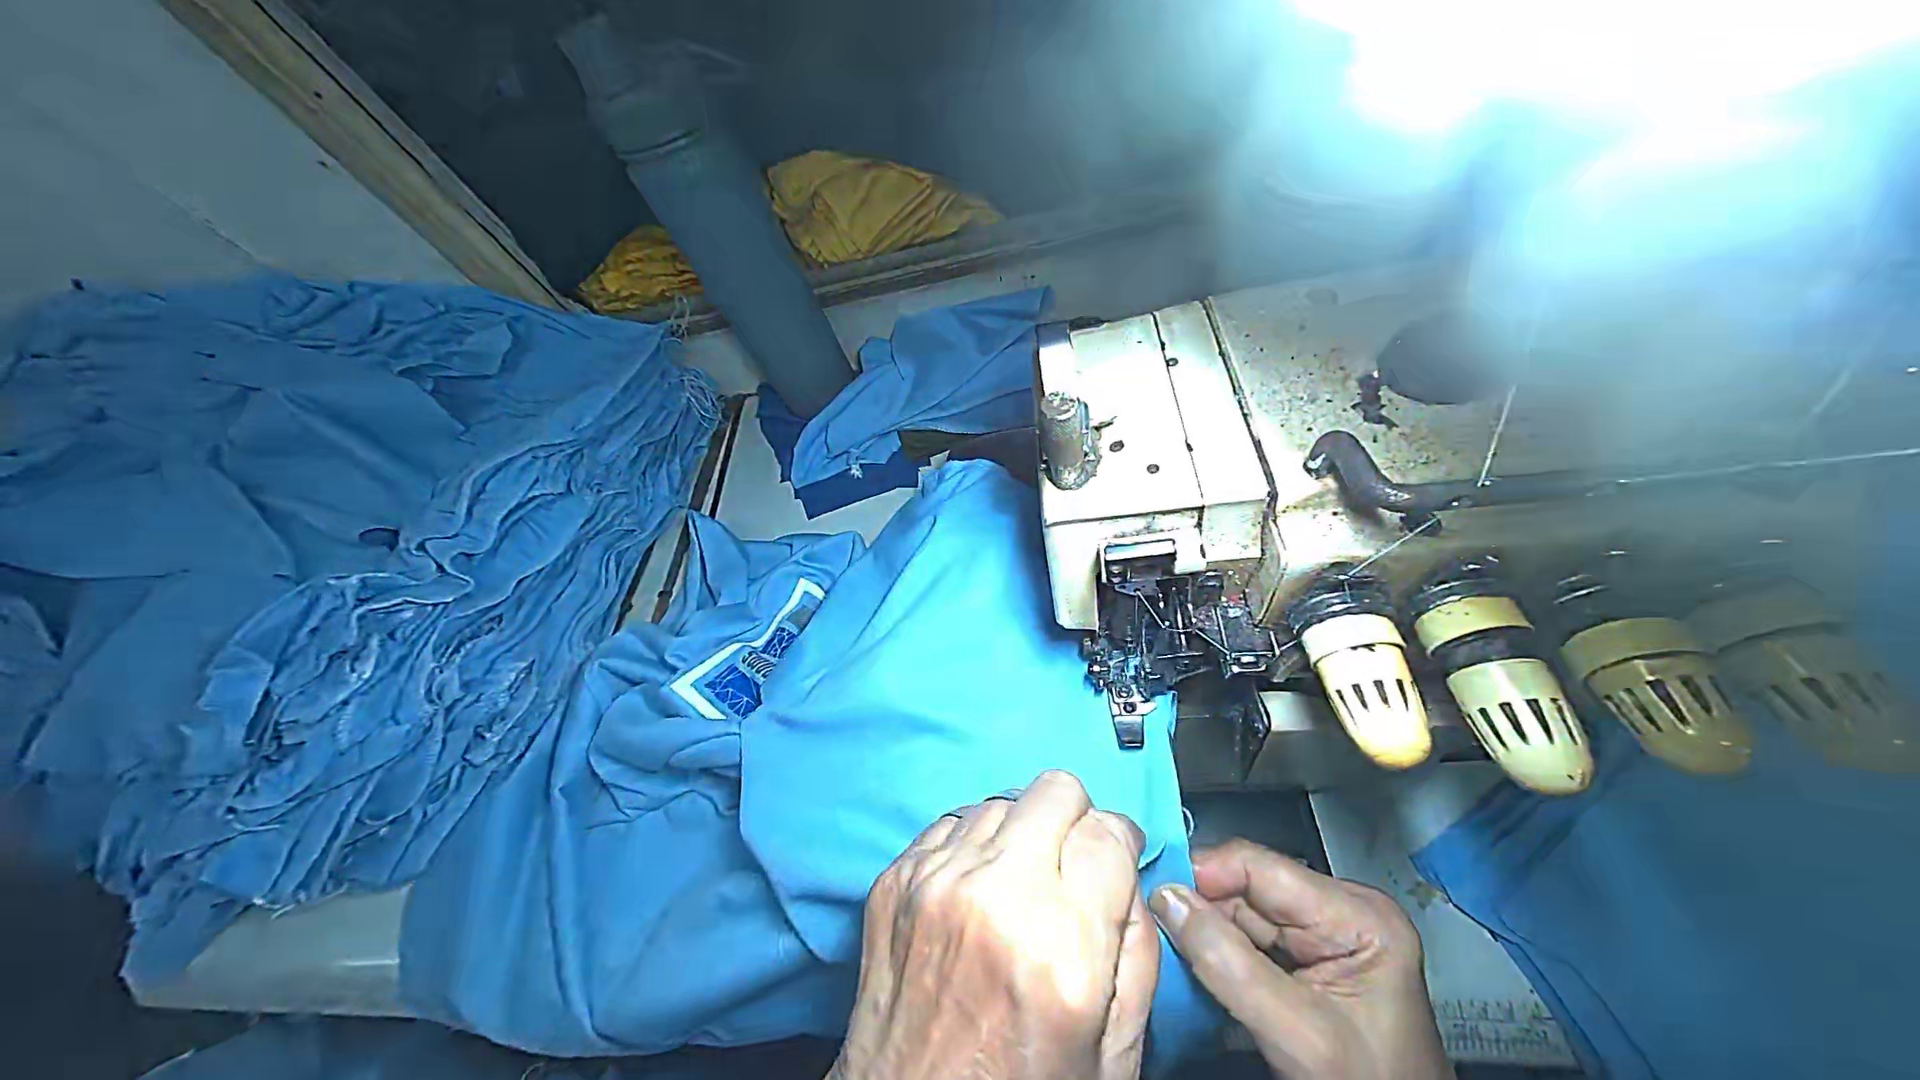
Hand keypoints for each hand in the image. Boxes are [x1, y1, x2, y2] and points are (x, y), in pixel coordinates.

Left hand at [830, 770, 1159, 1079]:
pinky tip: (976, 886)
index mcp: (1062, 945)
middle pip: (1054, 790)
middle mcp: (995, 894)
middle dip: (1074, 818)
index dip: (1121, 842)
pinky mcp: (896, 876)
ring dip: (1021, 832)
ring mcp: (936, 878)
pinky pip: (953, 820)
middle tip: (1070, 862)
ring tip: (1017, 880)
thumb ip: (1138, 949)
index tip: (1115, 860)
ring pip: (1003, 801)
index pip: (1108, 833)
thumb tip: (1127, 873)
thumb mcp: (1113, 1051)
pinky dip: (974, 843)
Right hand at [1148, 839, 1451, 1079]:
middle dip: (1198, 908)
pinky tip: (1195, 967)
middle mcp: (1337, 909)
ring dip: (1201, 932)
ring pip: (1235, 911)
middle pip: (1242, 887)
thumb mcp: (1301, 1035)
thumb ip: (1231, 965)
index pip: (1258, 865)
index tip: (1154, 892)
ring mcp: (1318, 932)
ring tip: (1171, 952)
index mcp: (1357, 914)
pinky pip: (1241, 938)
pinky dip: (1213, 952)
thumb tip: (1168, 899)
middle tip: (1156, 928)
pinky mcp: (1300, 956)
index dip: (1201, 873)